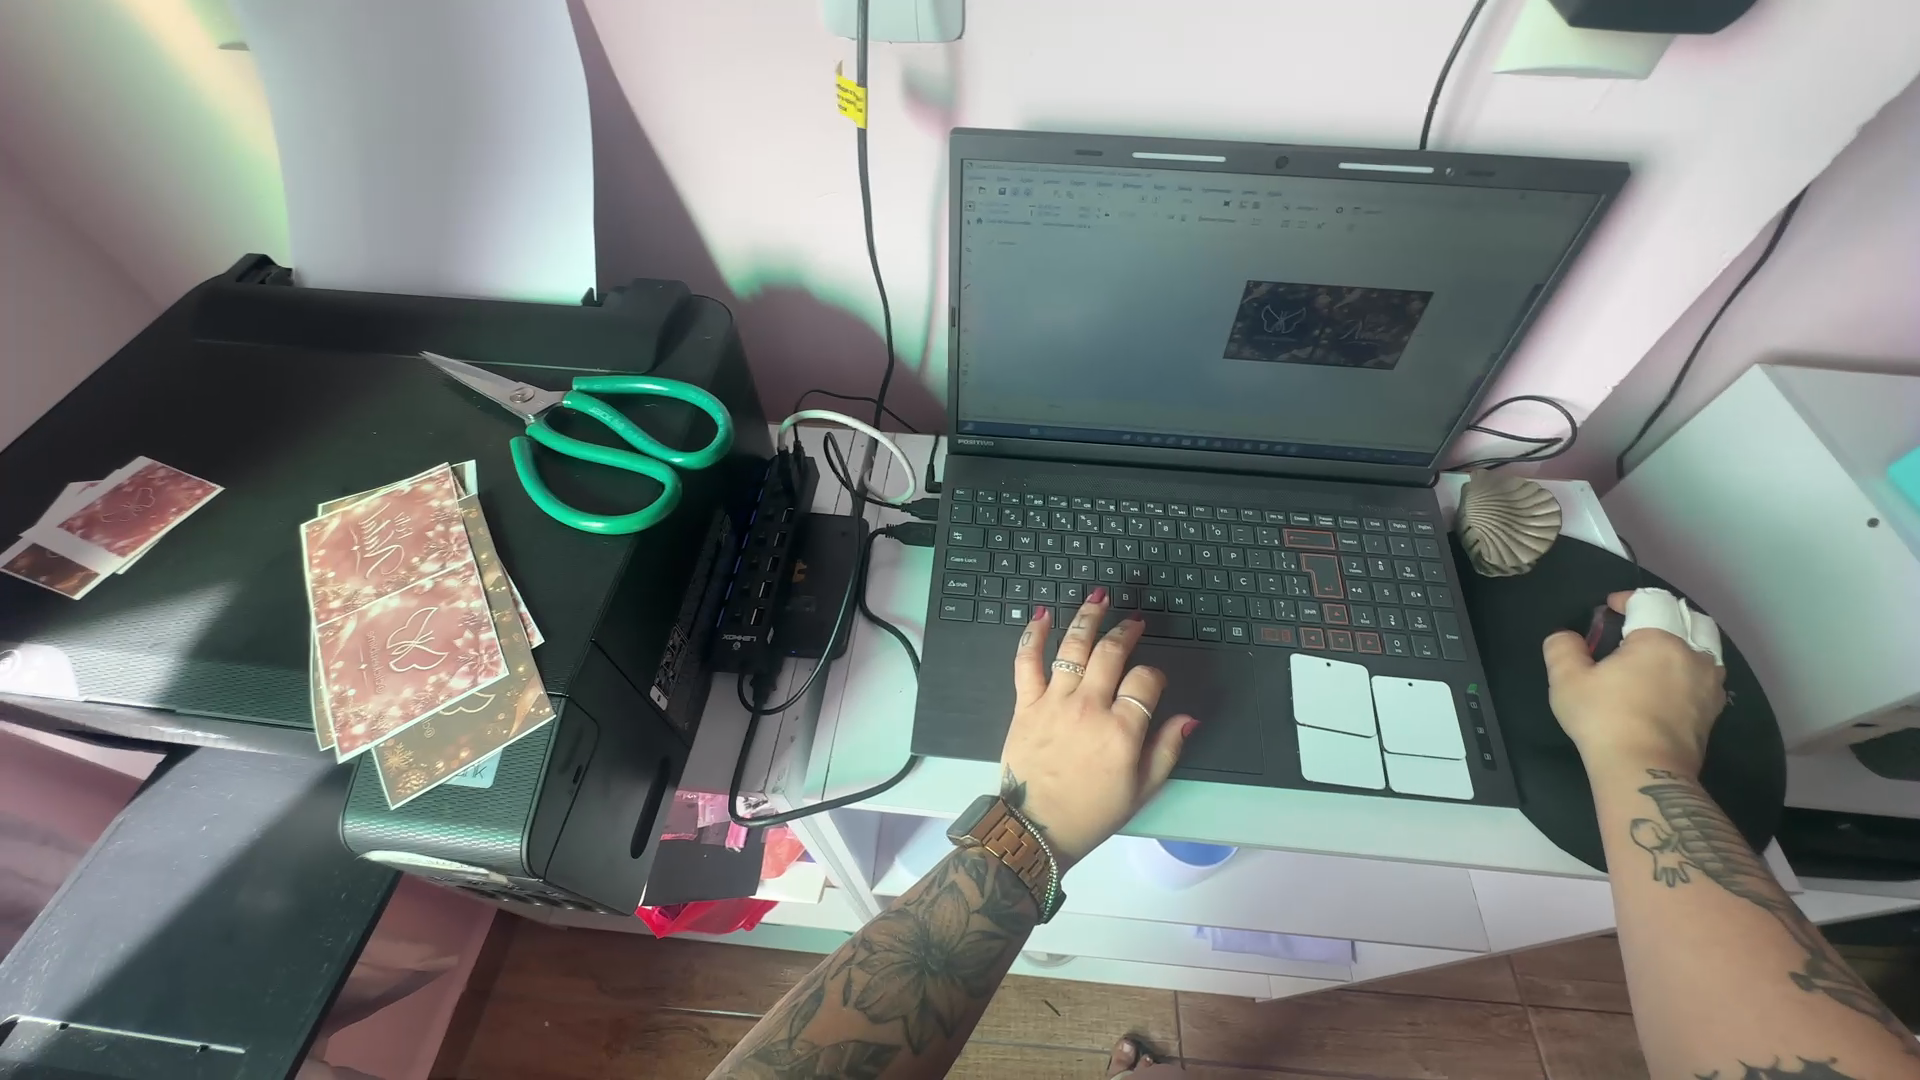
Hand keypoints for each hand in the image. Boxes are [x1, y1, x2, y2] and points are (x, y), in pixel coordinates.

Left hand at [999, 588, 1196, 867]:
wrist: (1036, 828)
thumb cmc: (1092, 812)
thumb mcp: (1142, 789)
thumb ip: (1167, 750)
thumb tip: (1188, 718)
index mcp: (1122, 730)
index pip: (1146, 681)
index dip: (1155, 674)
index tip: (1154, 679)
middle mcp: (1089, 708)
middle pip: (1111, 654)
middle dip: (1126, 632)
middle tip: (1133, 622)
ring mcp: (1054, 701)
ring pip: (1073, 646)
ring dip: (1088, 617)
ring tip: (1099, 597)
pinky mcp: (1025, 703)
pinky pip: (1027, 661)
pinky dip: (1033, 635)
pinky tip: (1043, 614)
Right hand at [1542, 590, 1726, 778]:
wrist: (1644, 767)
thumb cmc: (1603, 717)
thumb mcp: (1565, 678)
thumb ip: (1562, 647)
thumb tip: (1566, 636)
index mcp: (1659, 641)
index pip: (1651, 602)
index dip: (1626, 598)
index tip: (1608, 607)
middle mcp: (1694, 656)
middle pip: (1691, 618)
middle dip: (1663, 613)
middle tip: (1635, 623)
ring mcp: (1710, 684)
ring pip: (1705, 646)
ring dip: (1681, 639)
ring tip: (1651, 652)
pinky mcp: (1713, 708)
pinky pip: (1706, 672)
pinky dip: (1687, 665)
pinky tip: (1664, 680)